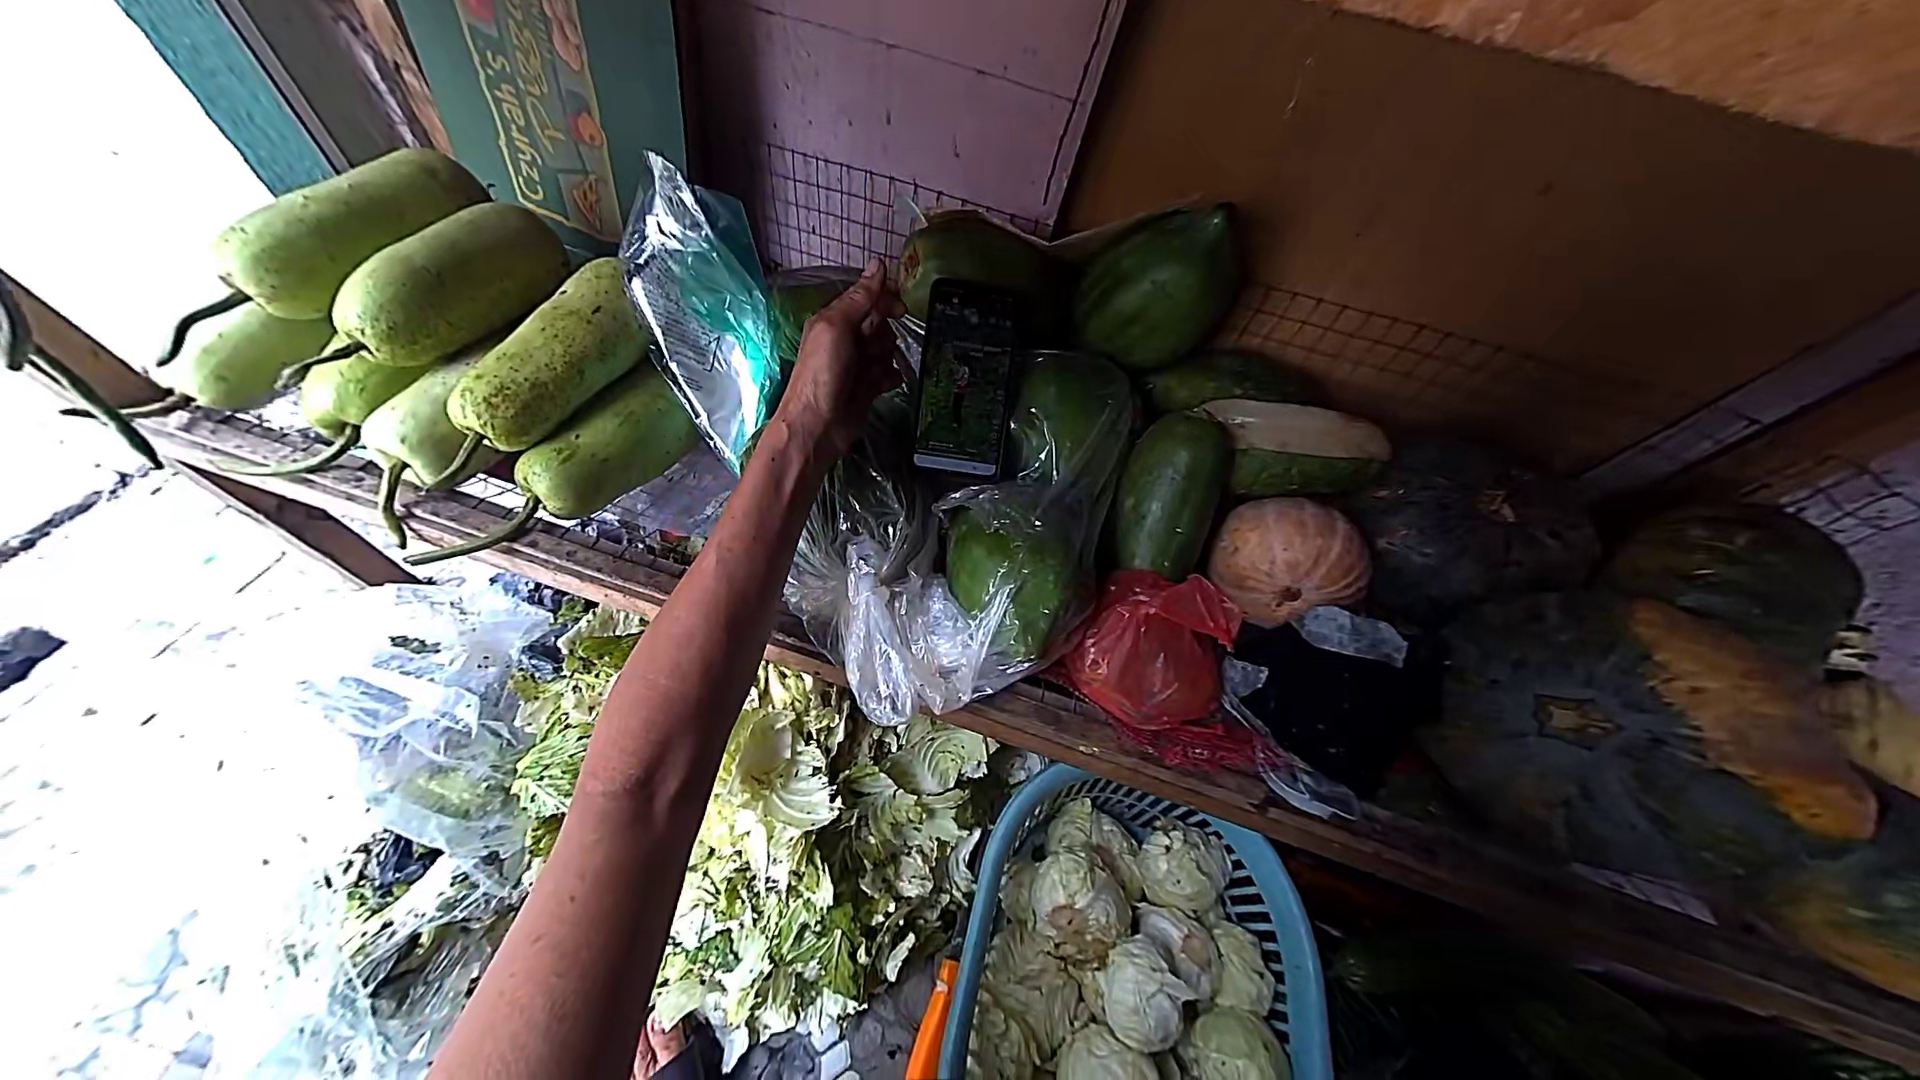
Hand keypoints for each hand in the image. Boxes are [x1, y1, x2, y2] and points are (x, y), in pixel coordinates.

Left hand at [774, 259, 903, 458]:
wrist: (818, 425)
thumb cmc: (821, 374)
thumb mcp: (836, 327)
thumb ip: (859, 298)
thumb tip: (879, 264)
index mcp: (834, 320)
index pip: (867, 299)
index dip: (885, 300)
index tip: (900, 309)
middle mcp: (846, 340)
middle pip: (881, 325)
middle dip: (883, 335)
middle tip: (871, 351)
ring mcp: (858, 364)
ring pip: (887, 349)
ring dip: (886, 358)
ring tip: (871, 373)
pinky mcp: (868, 387)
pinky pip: (889, 373)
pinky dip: (890, 377)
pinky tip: (882, 384)